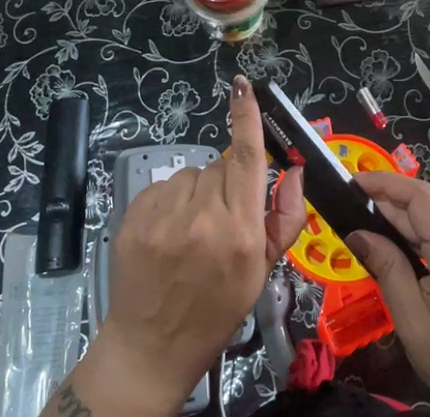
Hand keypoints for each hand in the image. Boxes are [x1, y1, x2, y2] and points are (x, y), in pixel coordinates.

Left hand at [48, 76, 306, 416]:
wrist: (154, 343)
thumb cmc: (218, 307)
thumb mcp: (264, 270)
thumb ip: (286, 216)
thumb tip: (295, 169)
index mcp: (240, 230)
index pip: (248, 158)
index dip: (247, 117)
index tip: (243, 85)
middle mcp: (203, 217)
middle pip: (221, 165)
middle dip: (227, 182)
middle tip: (221, 218)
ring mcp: (164, 216)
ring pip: (190, 175)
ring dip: (196, 192)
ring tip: (191, 230)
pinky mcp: (135, 217)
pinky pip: (161, 186)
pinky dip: (169, 201)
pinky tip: (169, 231)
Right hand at [344, 172, 429, 416]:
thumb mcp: (412, 321)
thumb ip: (387, 269)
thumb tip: (358, 232)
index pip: (421, 198)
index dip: (386, 183)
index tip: (355, 182)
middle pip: (429, 209)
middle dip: (390, 207)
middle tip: (354, 214)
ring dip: (407, 224)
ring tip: (373, 234)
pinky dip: (425, 238)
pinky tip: (405, 252)